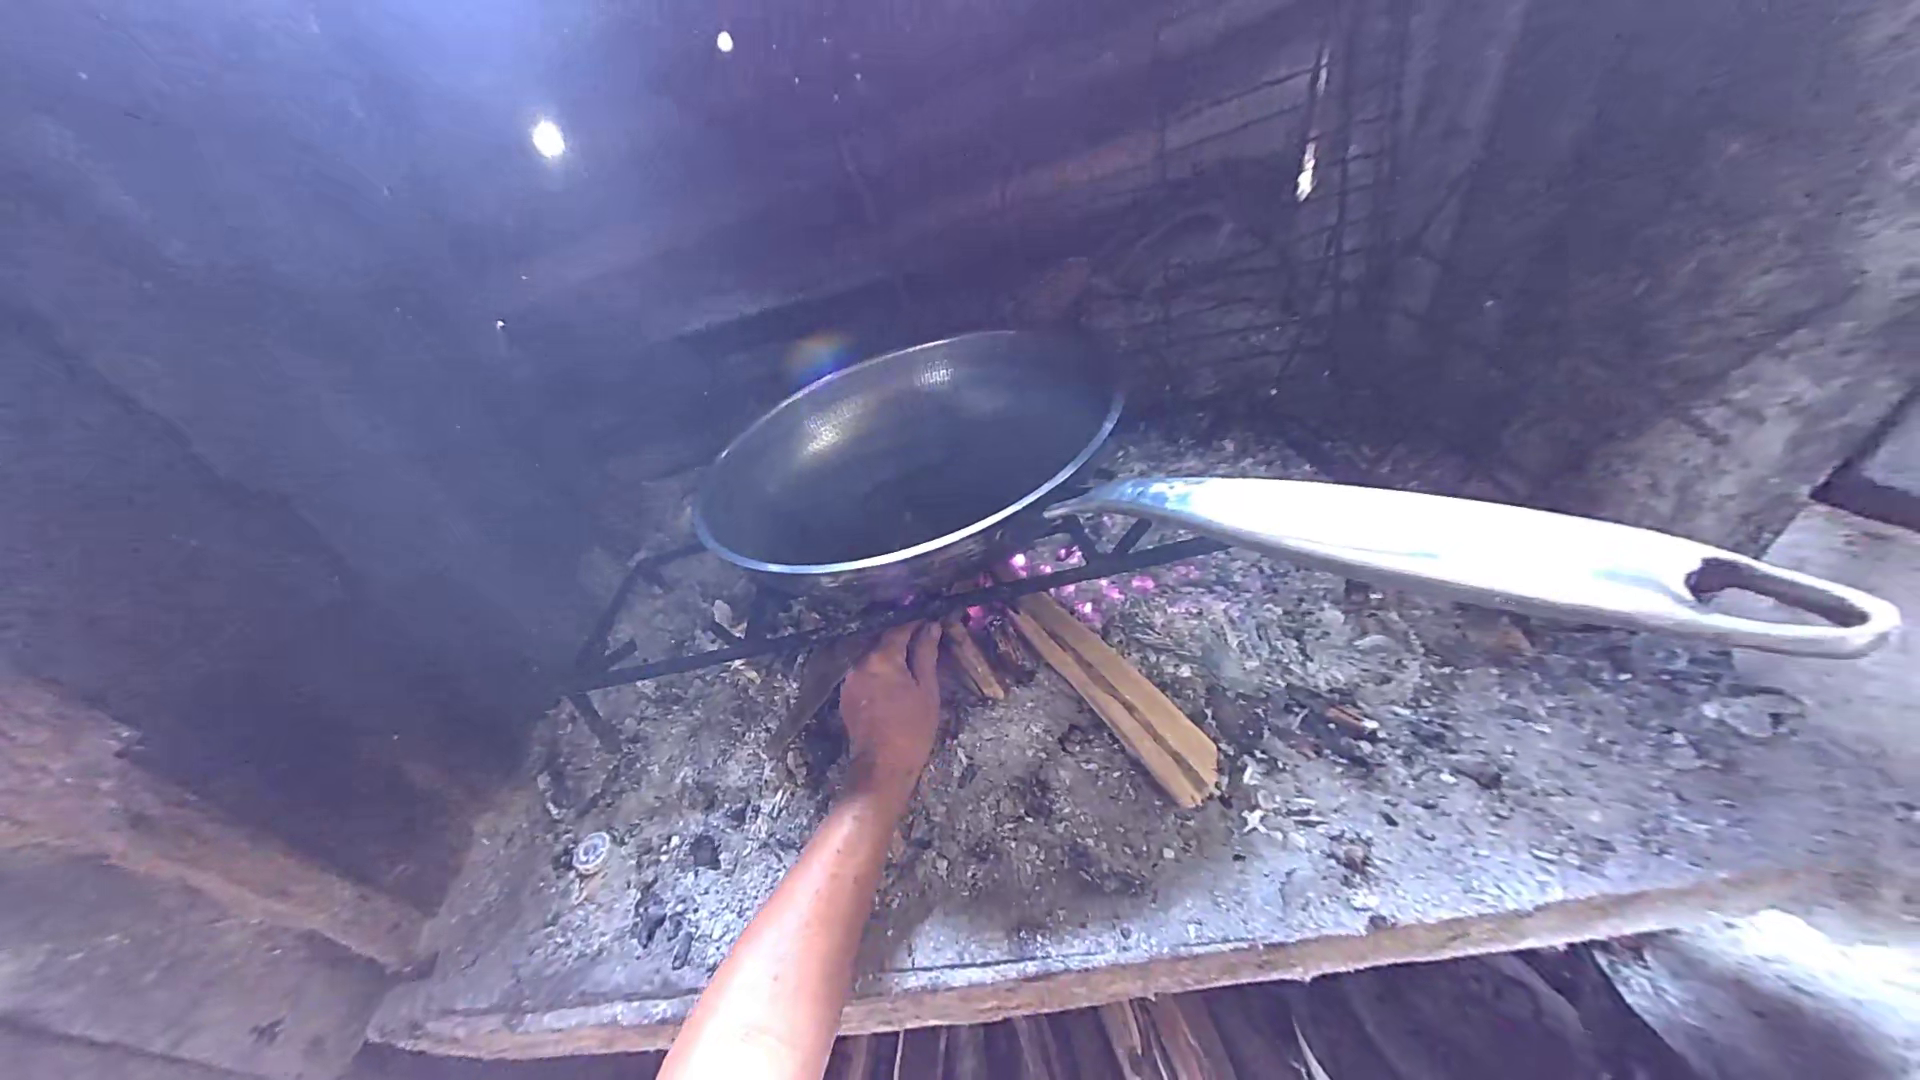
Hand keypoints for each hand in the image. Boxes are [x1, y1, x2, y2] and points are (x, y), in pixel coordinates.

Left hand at [838, 622, 942, 803]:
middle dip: (902, 638)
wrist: (882, 767)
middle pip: (882, 641)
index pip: (899, 629)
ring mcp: (849, 679)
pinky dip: (878, 671)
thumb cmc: (912, 728)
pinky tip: (892, 680)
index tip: (931, 623)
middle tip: (923, 641)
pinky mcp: (845, 695)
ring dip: (889, 655)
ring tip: (909, 661)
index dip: (916, 625)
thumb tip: (931, 626)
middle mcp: (860, 663)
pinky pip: (864, 672)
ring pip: (871, 657)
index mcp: (881, 657)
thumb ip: (926, 654)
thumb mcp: (926, 689)